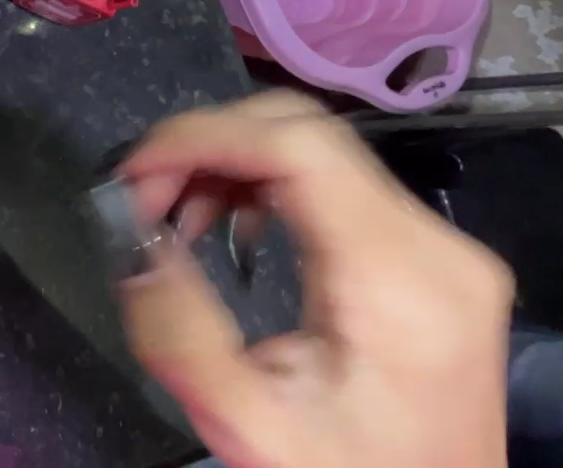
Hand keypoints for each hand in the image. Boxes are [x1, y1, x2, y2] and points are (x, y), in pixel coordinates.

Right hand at [116, 93, 513, 467]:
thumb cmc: (340, 465)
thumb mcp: (244, 422)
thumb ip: (178, 333)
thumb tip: (139, 241)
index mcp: (398, 277)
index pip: (295, 147)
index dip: (201, 138)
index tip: (134, 171)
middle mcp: (428, 239)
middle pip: (296, 128)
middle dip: (200, 145)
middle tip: (143, 195)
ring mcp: (427, 236)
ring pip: (300, 140)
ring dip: (217, 159)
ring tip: (169, 214)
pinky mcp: (412, 241)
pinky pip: (315, 170)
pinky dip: (247, 177)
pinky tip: (219, 225)